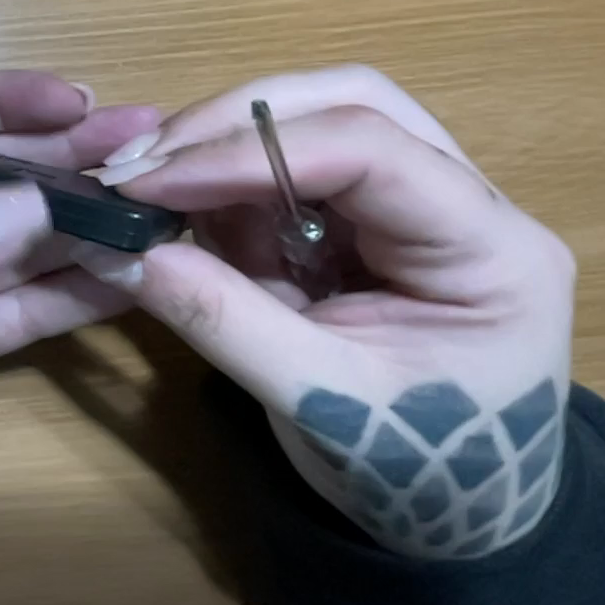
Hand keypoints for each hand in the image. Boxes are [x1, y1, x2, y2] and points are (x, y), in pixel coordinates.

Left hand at [0, 71, 160, 528]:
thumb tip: (24, 205)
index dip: (1, 101)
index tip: (75, 101)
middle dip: (66, 158)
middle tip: (146, 152)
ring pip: (27, 243)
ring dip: (87, 226)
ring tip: (159, 216)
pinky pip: (32, 309)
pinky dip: (81, 294)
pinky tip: (135, 280)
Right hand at [76, 66, 573, 558]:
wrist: (446, 503)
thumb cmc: (411, 463)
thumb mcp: (317, 400)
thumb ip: (222, 320)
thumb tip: (118, 249)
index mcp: (487, 247)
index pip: (368, 149)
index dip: (245, 152)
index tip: (146, 182)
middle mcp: (451, 199)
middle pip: (344, 101)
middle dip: (229, 123)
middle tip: (141, 165)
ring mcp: (395, 200)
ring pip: (303, 118)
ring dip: (211, 144)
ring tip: (140, 188)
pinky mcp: (343, 214)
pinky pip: (269, 166)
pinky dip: (208, 179)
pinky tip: (168, 209)